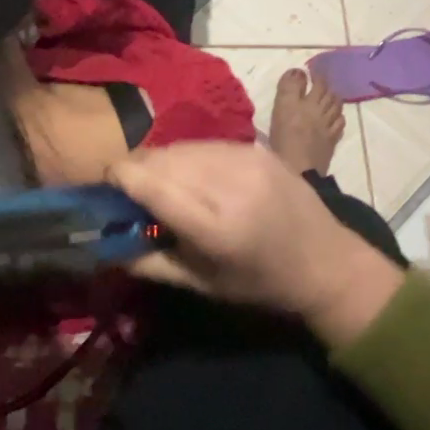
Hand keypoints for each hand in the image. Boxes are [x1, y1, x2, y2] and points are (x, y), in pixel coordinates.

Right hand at [109, 142, 404, 346]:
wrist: (329, 263)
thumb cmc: (259, 283)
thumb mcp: (200, 285)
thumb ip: (147, 263)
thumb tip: (100, 244)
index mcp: (215, 227)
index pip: (149, 183)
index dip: (117, 177)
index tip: (105, 188)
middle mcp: (229, 184)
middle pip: (157, 159)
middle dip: (133, 171)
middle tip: (129, 193)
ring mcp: (245, 159)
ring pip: (176, 147)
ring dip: (157, 162)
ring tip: (158, 185)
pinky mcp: (254, 147)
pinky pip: (200, 143)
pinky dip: (184, 157)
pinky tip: (189, 176)